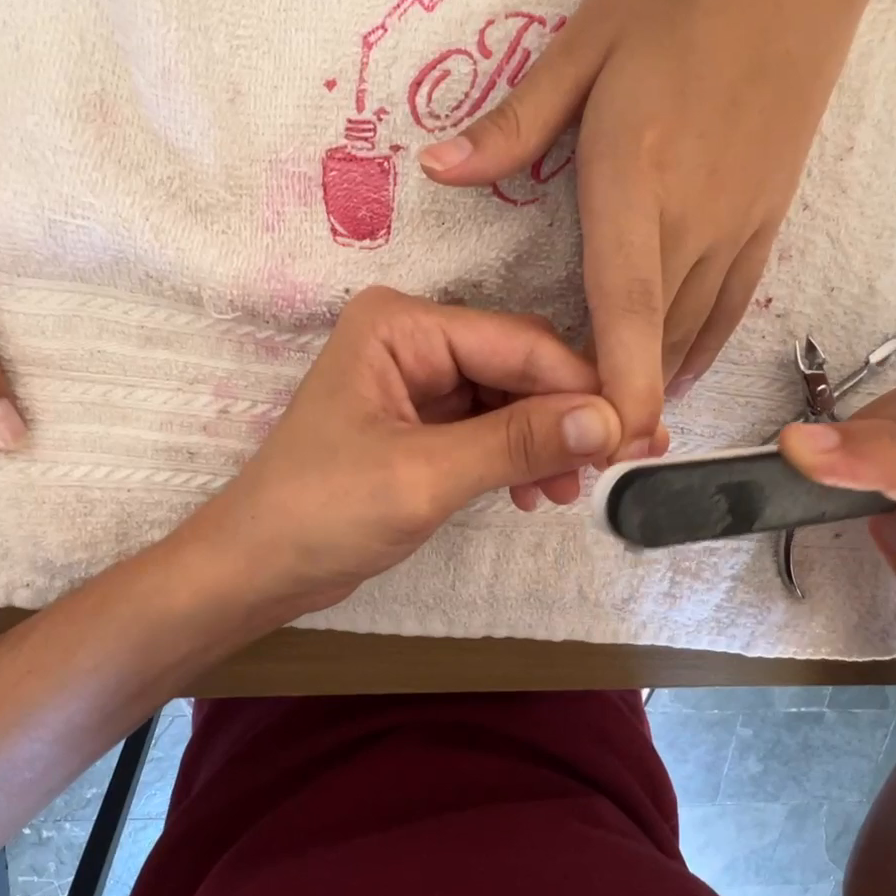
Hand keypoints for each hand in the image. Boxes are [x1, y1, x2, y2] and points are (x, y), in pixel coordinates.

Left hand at [178, 287, 621, 615]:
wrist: (258, 569)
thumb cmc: (323, 513)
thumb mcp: (425, 476)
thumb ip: (517, 442)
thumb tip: (609, 421)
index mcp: (401, 326)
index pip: (517, 343)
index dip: (581, 387)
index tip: (638, 434)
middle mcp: (410, 339)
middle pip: (516, 367)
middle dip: (565, 417)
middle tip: (617, 467)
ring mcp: (414, 382)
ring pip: (507, 400)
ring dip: (543, 443)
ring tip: (568, 494)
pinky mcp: (418, 424)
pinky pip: (486, 428)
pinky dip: (513, 458)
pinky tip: (531, 493)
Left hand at [419, 0, 888, 461]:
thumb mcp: (582, 50)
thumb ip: (512, 127)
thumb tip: (437, 166)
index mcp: (633, 190)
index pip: (626, 314)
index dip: (617, 391)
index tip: (598, 446)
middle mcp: (691, 225)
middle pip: (655, 343)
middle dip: (622, 408)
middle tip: (581, 453)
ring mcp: (738, 228)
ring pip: (692, 334)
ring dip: (655, 386)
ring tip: (618, 428)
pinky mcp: (768, 222)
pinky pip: (732, 309)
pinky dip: (700, 352)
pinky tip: (675, 379)